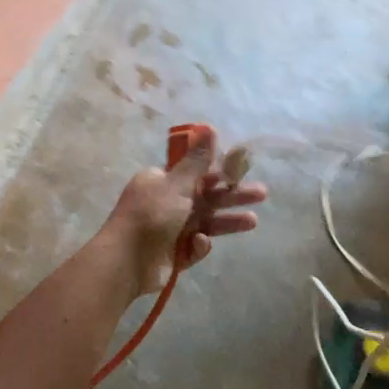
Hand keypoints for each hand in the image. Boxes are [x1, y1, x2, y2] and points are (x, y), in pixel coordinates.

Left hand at [102, 128, 267, 294]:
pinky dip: (199, 245)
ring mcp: (171, 230)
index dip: (220, 172)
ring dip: (227, 221)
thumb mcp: (176, 184)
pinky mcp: (174, 254)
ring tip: (253, 221)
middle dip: (233, 196)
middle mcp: (167, 202)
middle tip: (262, 194)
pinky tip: (200, 243)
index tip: (243, 170)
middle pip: (206, 197)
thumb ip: (197, 161)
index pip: (196, 173)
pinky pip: (194, 246)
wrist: (126, 261)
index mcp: (163, 181)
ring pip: (205, 222)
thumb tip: (209, 127)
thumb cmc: (151, 215)